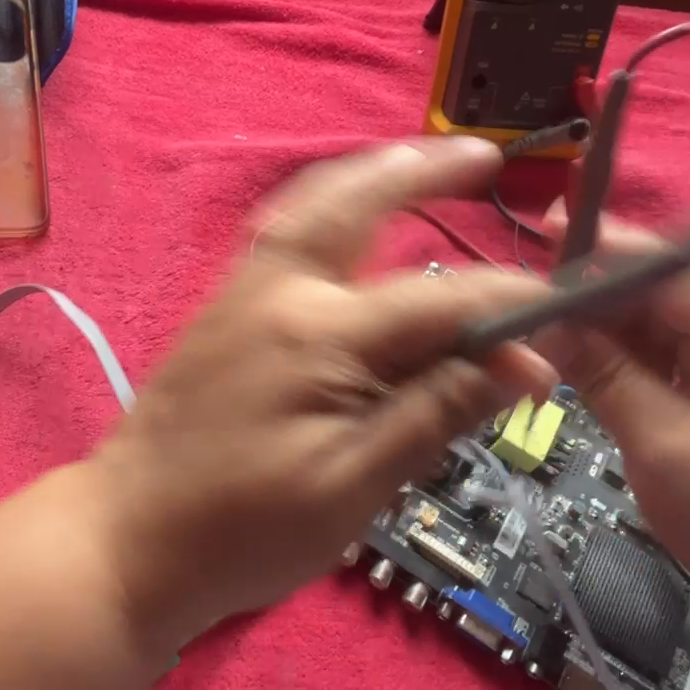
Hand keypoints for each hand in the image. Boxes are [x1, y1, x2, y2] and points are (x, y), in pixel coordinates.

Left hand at [90, 139, 555, 638]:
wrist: (126, 536)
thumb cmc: (243, 527)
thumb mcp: (354, 483)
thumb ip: (436, 411)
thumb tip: (526, 361)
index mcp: (320, 333)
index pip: (439, 300)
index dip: (508, 306)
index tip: (563, 322)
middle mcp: (278, 291)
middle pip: (356, 202)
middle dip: (422, 171)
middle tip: (482, 154)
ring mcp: (239, 294)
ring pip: (308, 207)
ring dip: (367, 177)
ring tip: (415, 164)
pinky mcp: (219, 312)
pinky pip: (281, 237)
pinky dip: (323, 210)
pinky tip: (341, 222)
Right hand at [530, 203, 689, 637]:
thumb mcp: (663, 448)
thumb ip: (606, 376)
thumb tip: (548, 324)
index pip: (679, 279)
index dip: (610, 257)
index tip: (551, 232)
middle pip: (672, 297)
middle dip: (602, 298)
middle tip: (531, 298)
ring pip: (670, 328)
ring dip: (612, 331)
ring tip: (548, 331)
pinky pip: (680, 358)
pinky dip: (633, 359)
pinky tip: (589, 361)